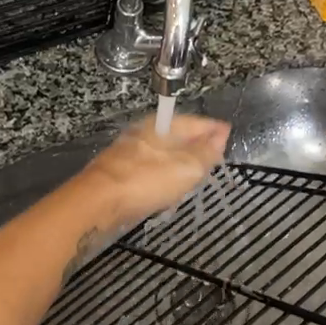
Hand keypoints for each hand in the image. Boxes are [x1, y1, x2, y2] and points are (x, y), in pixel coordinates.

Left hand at [72, 113, 229, 229]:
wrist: (97, 202)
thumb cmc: (144, 181)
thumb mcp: (186, 167)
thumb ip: (206, 153)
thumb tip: (220, 136)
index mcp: (161, 126)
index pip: (196, 122)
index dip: (214, 130)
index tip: (228, 136)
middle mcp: (144, 134)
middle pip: (179, 138)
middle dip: (197, 148)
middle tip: (213, 160)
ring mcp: (130, 153)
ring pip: (164, 156)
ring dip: (179, 167)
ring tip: (192, 181)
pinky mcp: (120, 173)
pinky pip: (150, 172)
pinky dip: (162, 180)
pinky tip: (166, 194)